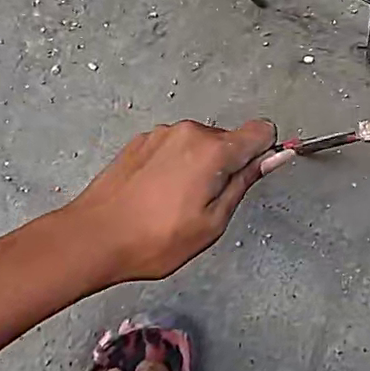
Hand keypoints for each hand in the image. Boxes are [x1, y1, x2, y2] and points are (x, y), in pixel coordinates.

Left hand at [64, 119, 277, 284]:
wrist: (94, 236)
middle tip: (205, 205)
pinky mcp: (141, 142)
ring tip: (176, 205)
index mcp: (212, 150)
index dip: (263, 154)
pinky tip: (158, 196)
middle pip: (228, 140)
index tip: (250, 176)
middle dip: (226, 168)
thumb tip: (275, 157)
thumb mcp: (212, 222)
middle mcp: (187, 132)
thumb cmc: (151, 239)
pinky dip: (174, 167)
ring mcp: (161, 135)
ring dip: (198, 168)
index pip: (260, 130)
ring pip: (199, 145)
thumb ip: (246, 182)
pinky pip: (173, 148)